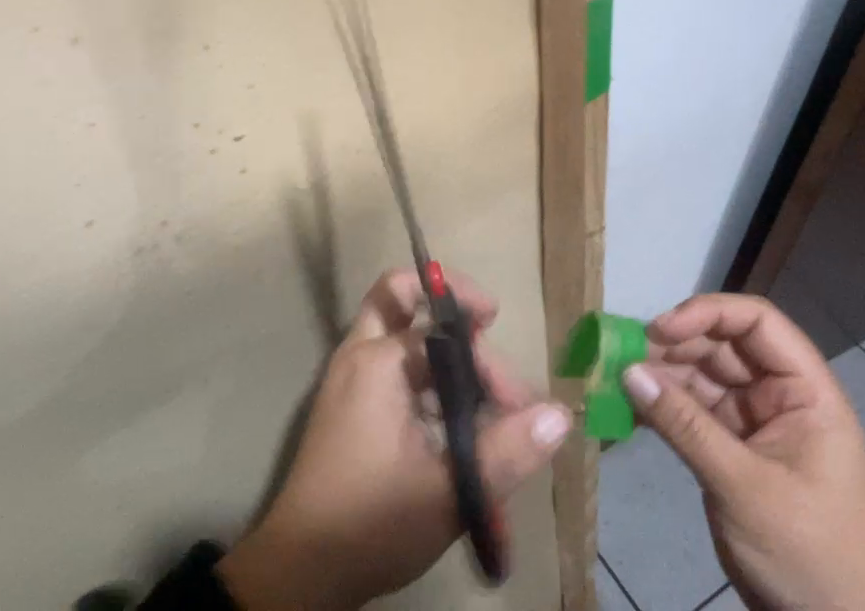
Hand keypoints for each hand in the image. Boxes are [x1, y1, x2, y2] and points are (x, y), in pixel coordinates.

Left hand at [217, 268, 570, 610]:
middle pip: (400, 297)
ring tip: (485, 395)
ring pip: (398, 335)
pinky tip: (458, 425)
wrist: (304, 567)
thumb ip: (507, 450)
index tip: (521, 405)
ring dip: (442, 351)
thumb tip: (560, 414)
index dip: (490, 362)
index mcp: (377, 362)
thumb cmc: (373, 521)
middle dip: (451, 307)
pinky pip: (393, 372)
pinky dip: (427, 382)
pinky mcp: (351, 409)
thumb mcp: (449, 490)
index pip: (446, 332)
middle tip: (491, 328)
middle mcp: (359, 358)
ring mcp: (350, 382)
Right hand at [620, 295, 864, 610]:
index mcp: (807, 393)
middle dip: (673, 345)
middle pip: (723, 347)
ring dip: (660, 375)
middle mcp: (780, 398)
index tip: (658, 331)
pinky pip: (692, 414)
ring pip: (702, 379)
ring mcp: (754, 426)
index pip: (758, 323)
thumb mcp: (746, 488)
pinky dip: (661, 408)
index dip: (707, 314)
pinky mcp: (732, 453)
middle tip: (620, 355)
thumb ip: (686, 427)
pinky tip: (626, 406)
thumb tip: (628, 371)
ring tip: (613, 378)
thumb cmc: (810, 553)